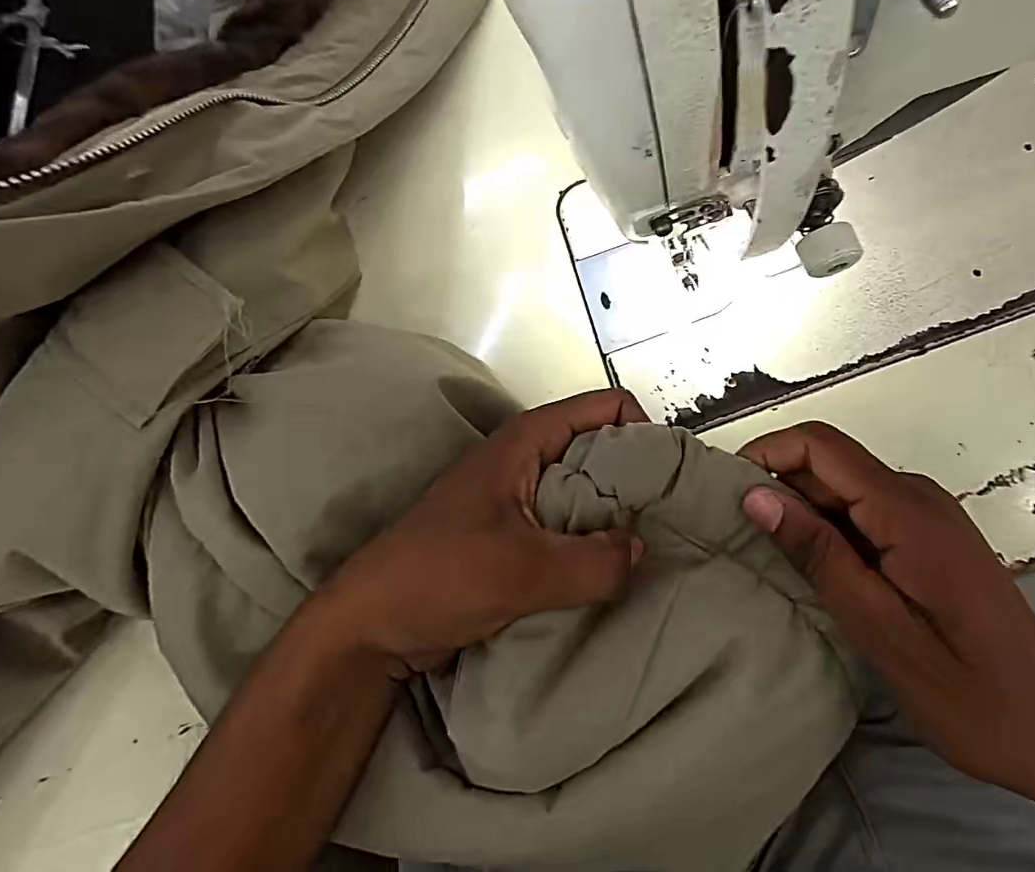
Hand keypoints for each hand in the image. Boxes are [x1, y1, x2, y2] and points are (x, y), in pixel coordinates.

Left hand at [315, 389, 648, 676]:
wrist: (366, 628)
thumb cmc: (435, 577)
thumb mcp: (521, 571)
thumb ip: (594, 563)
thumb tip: (644, 550)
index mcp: (528, 440)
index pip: (607, 407)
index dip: (643, 432)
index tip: (667, 478)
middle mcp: (529, 457)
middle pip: (604, 446)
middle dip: (638, 478)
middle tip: (667, 520)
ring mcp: (522, 495)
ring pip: (590, 488)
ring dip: (618, 514)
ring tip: (647, 548)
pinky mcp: (517, 532)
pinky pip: (573, 522)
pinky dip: (597, 538)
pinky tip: (612, 568)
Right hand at [738, 422, 1034, 801]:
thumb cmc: (972, 693)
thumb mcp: (881, 630)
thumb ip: (819, 555)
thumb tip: (756, 495)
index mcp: (908, 510)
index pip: (820, 444)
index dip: (766, 453)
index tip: (724, 494)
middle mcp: (917, 495)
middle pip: (829, 462)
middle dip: (777, 487)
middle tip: (736, 539)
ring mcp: (925, 513)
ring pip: (842, 487)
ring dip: (800, 512)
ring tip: (766, 560)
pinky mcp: (927, 534)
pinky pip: (864, 511)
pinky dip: (828, 531)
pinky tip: (811, 571)